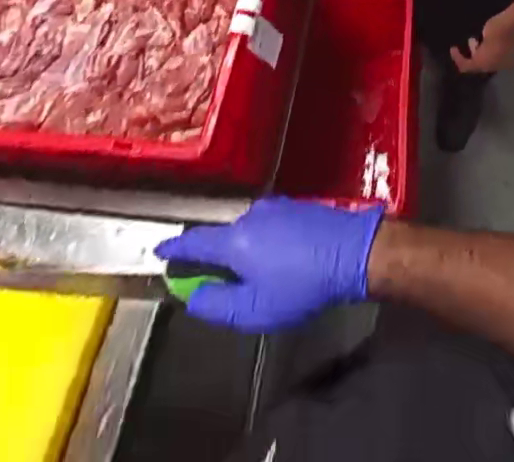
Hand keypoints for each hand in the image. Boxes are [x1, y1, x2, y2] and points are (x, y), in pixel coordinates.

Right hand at [154, 197, 385, 332]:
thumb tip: (192, 295)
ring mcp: (276, 206)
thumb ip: (217, 304)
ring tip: (256, 271)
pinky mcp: (297, 205)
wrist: (353, 250)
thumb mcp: (255, 309)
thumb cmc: (301, 285)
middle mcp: (250, 214)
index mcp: (234, 240)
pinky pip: (269, 224)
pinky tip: (280, 256)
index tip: (160, 250)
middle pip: (222, 235)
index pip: (195, 242)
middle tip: (217, 276)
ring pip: (248, 229)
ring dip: (245, 247)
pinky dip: (264, 239)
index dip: (175, 249)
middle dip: (216, 254)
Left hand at [451, 12, 513, 73]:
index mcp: (483, 63)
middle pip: (479, 65)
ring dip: (483, 53)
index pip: (466, 66)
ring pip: (490, 62)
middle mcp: (494, 67)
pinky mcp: (513, 57)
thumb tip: (480, 46)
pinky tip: (493, 41)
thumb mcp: (483, 34)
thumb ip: (479, 45)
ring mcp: (505, 63)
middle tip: (470, 41)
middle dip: (473, 55)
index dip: (458, 58)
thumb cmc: (497, 28)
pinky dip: (492, 52)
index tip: (453, 49)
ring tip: (481, 39)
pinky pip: (498, 58)